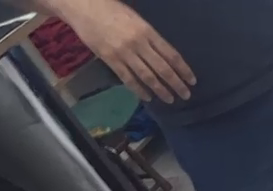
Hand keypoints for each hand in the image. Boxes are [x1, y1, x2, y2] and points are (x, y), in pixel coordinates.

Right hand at [50, 0, 192, 101]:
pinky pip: (128, 79)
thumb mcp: (135, 18)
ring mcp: (124, 52)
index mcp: (146, 31)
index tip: (192, 81)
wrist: (80, 3)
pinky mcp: (110, 59)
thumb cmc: (109, 8)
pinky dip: (140, 90)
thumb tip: (165, 56)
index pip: (171, 55)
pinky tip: (148, 97)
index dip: (184, 70)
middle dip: (177, 84)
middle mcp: (138, 43)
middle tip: (186, 95)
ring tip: (170, 99)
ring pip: (148, 77)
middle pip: (163, 69)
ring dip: (161, 90)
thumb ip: (149, 37)